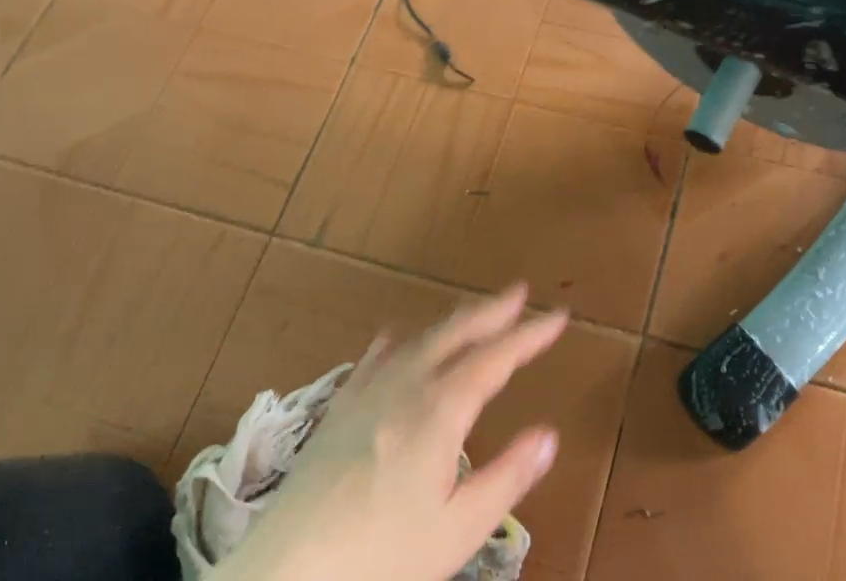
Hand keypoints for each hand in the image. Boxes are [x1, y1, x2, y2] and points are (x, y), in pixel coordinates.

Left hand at [219, 284, 568, 580]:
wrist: (288, 573)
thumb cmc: (384, 555)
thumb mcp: (459, 528)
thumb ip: (507, 477)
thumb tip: (548, 436)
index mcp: (439, 412)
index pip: (494, 359)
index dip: (528, 336)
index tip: (557, 317)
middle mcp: (404, 390)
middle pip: (454, 335)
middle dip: (490, 311)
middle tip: (519, 292)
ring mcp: (365, 397)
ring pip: (416, 342)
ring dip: (451, 322)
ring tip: (472, 313)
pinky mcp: (336, 414)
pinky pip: (372, 362)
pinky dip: (395, 344)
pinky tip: (394, 339)